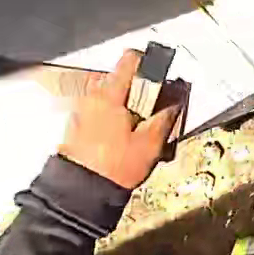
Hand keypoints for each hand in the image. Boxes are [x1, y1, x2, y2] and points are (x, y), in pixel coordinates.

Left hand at [58, 48, 183, 190]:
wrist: (79, 195)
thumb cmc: (116, 164)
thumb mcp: (151, 141)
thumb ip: (167, 114)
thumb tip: (179, 96)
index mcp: (108, 94)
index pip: (129, 60)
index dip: (150, 62)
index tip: (162, 76)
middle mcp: (90, 96)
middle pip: (120, 78)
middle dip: (139, 88)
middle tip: (154, 107)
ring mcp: (79, 111)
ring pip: (109, 94)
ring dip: (126, 102)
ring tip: (140, 123)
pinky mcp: (74, 126)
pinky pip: (99, 109)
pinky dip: (113, 114)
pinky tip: (123, 135)